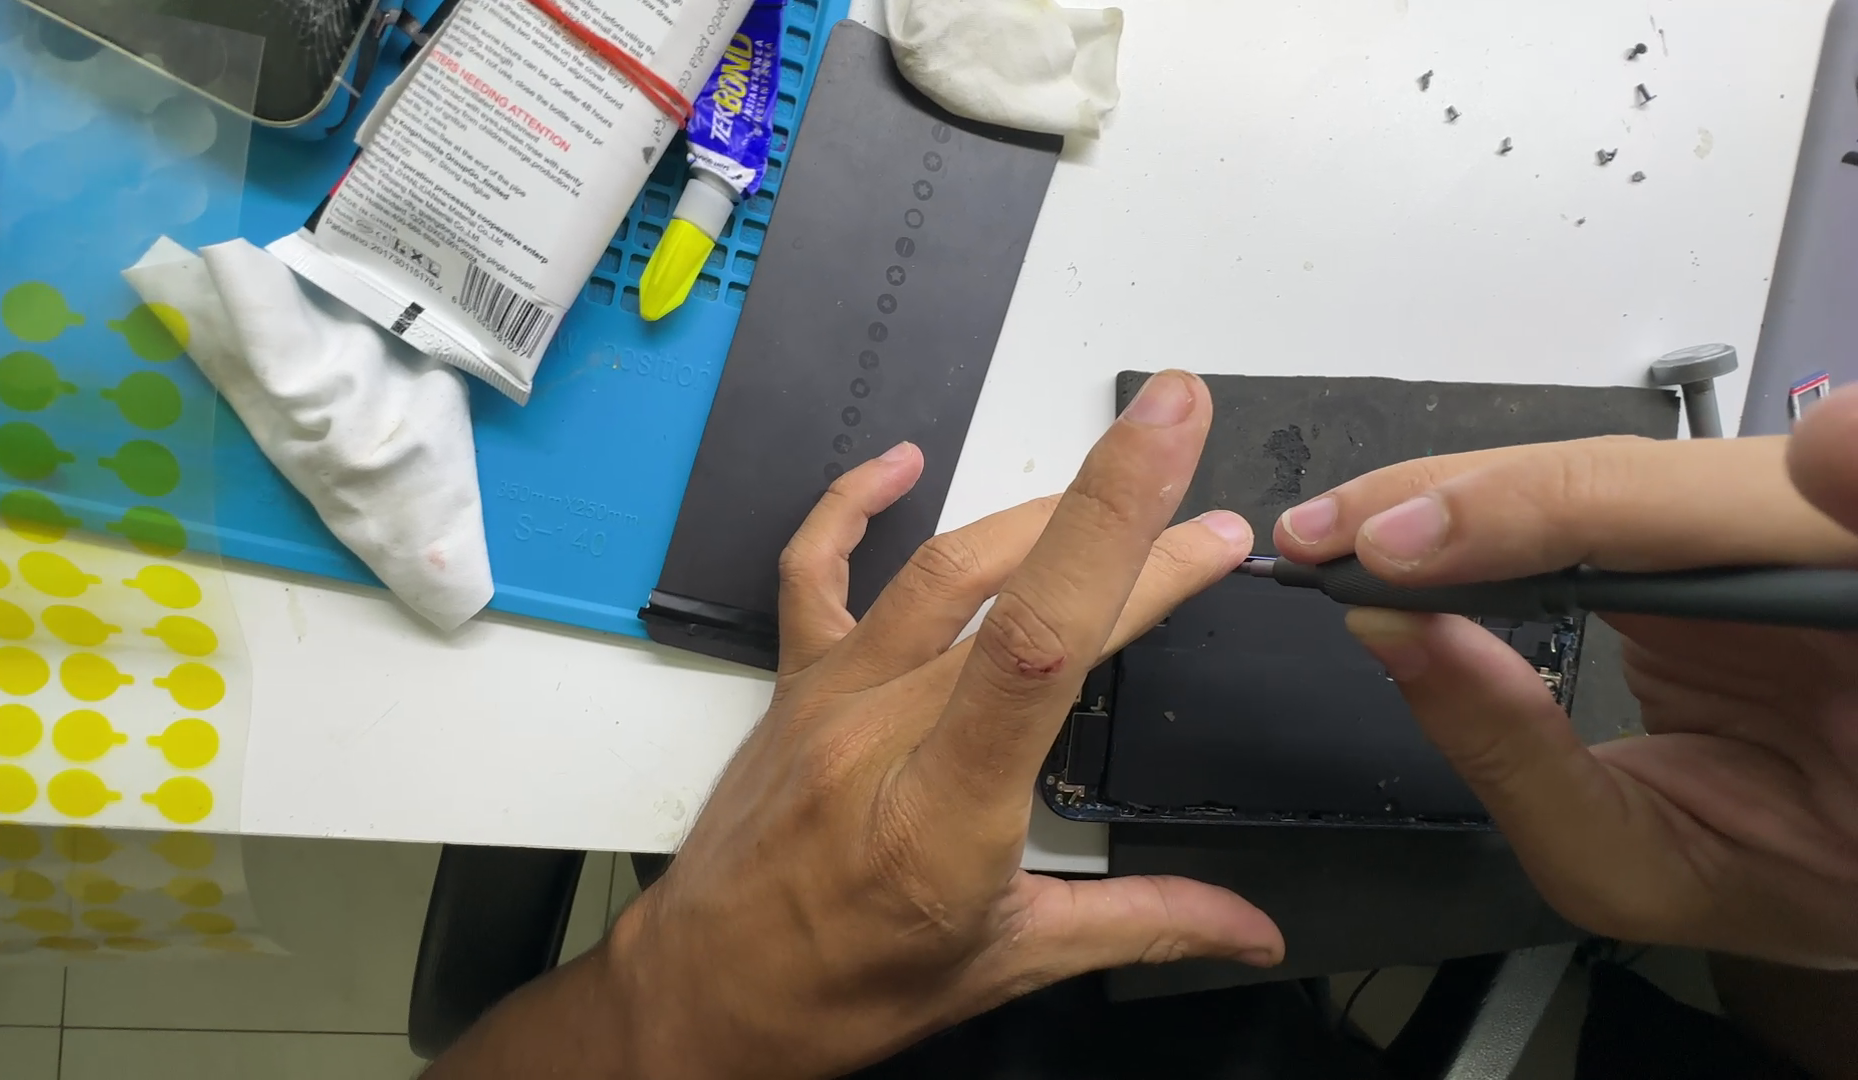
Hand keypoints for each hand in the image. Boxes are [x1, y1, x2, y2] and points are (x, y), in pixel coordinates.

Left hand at [429, 371, 1281, 1079]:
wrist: (706, 987)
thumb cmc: (848, 987)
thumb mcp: (1004, 962)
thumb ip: (1138, 923)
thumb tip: (1252, 928)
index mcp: (948, 808)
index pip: (1041, 642)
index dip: (1115, 537)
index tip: (1176, 453)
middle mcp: (884, 727)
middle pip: (1012, 592)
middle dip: (1115, 523)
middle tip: (1195, 494)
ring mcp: (832, 690)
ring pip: (937, 569)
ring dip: (1031, 515)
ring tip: (1105, 491)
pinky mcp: (796, 676)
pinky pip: (812, 566)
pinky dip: (850, 502)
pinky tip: (898, 464)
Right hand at [1274, 387, 1857, 967]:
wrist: (1838, 856)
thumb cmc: (1772, 884)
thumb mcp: (1636, 862)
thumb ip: (1511, 750)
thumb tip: (1379, 624)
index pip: (1725, 522)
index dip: (1562, 507)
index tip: (1403, 553)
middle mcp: (1824, 554)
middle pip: (1630, 472)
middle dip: (1455, 497)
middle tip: (1315, 538)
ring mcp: (1770, 526)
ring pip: (1586, 468)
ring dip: (1437, 494)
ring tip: (1329, 536)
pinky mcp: (1698, 525)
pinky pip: (1566, 494)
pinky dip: (1461, 508)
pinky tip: (1387, 529)